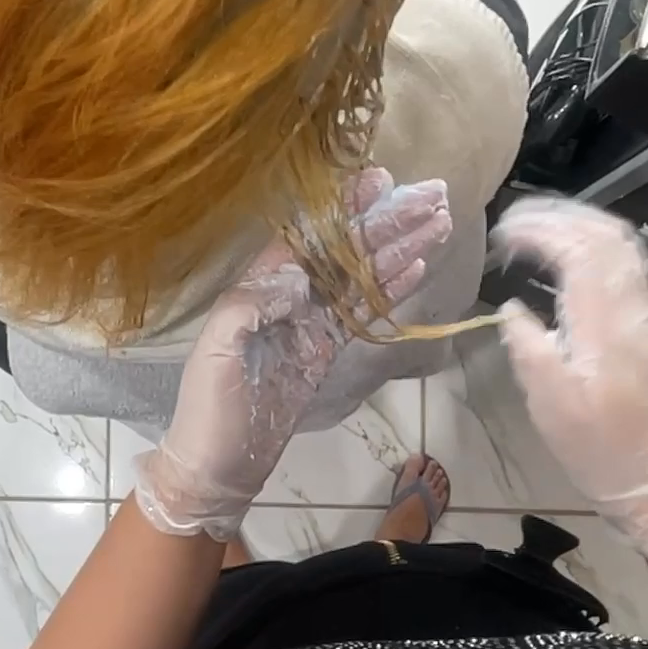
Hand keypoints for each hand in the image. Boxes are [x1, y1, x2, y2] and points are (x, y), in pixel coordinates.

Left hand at [134, 170, 451, 538]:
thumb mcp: (217, 350)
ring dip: (397, 250)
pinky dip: (389, 291)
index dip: (342, 210)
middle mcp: (286, 301)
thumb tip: (301, 274)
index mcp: (257, 291)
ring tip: (437, 221)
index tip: (379, 182)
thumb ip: (251, 303)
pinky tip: (416, 266)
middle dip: (384, 223)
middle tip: (430, 195)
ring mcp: (308, 326)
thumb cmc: (210, 409)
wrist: (218, 466)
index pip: (306, 237)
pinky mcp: (324, 353)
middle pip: (342, 253)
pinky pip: (361, 314)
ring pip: (359, 279)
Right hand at [492, 197, 647, 557]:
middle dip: (558, 216)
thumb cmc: (595, 444)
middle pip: (607, 236)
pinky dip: (589, 245)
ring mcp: (641, 314)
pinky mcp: (640, 323)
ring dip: (576, 224)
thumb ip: (528, 348)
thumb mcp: (550, 403)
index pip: (581, 253)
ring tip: (531, 227)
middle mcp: (631, 310)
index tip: (500, 235)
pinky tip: (561, 253)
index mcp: (606, 327)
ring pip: (620, 246)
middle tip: (510, 220)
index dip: (540, 231)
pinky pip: (621, 265)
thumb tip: (510, 308)